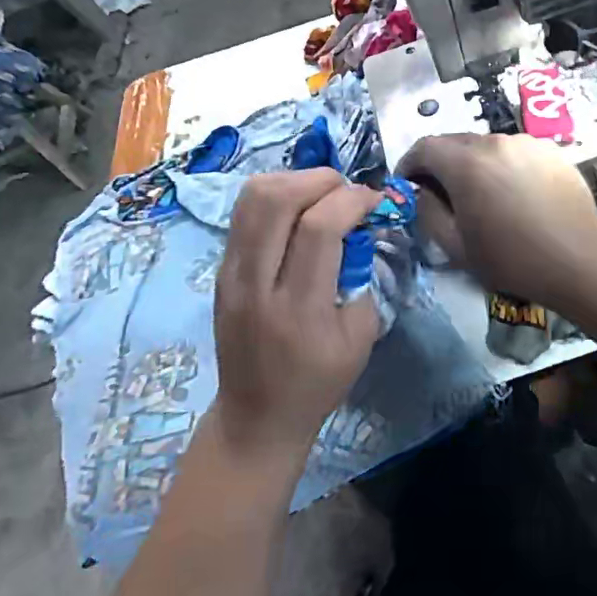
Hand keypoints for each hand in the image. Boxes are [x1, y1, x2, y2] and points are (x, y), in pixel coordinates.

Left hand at [213, 170, 382, 454]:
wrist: (257, 415)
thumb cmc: (319, 381)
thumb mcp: (361, 336)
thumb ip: (361, 277)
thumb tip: (359, 231)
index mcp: (298, 308)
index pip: (320, 227)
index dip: (353, 199)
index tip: (375, 201)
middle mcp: (256, 284)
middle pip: (276, 198)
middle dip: (321, 180)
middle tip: (347, 192)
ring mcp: (231, 274)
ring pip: (252, 197)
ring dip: (294, 181)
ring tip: (323, 195)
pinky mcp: (221, 270)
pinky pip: (245, 213)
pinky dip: (277, 197)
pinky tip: (299, 211)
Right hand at [397, 133, 596, 309]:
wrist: (578, 260)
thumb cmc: (512, 259)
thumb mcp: (455, 246)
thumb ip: (428, 212)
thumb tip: (422, 192)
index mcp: (467, 162)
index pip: (425, 147)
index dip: (410, 165)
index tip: (408, 185)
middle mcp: (496, 141)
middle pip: (456, 143)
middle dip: (442, 164)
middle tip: (442, 194)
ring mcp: (528, 143)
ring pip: (488, 147)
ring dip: (475, 165)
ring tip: (482, 197)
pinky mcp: (552, 152)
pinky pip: (516, 154)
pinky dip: (504, 168)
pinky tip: (515, 196)